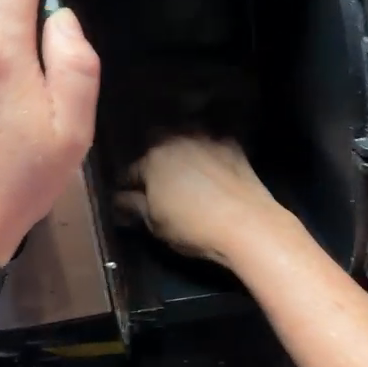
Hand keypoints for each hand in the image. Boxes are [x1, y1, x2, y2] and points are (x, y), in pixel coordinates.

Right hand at [119, 137, 292, 267]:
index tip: (128, 196)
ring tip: (184, 172)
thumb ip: (133, 206)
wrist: (248, 224)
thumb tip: (119, 199)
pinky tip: (211, 169)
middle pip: (157, 147)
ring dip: (180, 152)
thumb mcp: (155, 224)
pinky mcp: (232, 146)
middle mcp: (177, 141)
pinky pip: (211, 146)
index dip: (128, 186)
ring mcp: (207, 140)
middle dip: (153, 161)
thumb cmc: (193, 226)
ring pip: (185, 140)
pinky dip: (206, 154)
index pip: (130, 172)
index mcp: (152, 159)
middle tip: (157, 182)